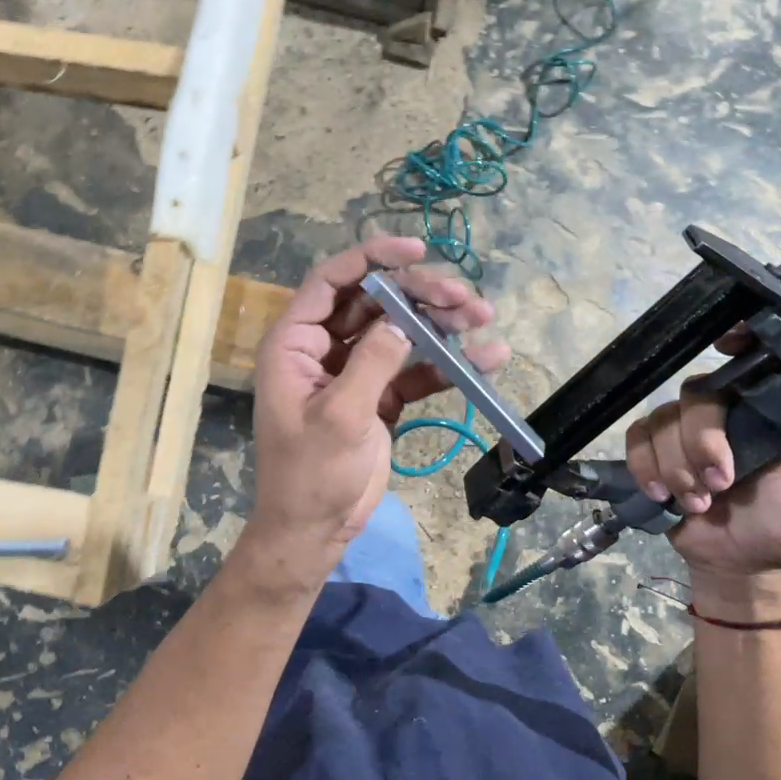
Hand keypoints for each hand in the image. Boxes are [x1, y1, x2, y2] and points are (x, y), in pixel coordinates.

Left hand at [250, 235, 506, 558]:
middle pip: (374, 304)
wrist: (315, 530)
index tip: (415, 249)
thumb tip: (404, 319)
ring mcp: (354, 372)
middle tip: (463, 297)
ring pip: (400, 332)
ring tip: (484, 320)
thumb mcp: (340, 416)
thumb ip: (372, 362)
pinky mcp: (379, 397)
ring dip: (440, 325)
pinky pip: (415, 370)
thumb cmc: (311, 474)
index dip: (371, 257)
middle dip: (419, 295)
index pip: (331, 282)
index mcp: (295, 344)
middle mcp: (323, 349)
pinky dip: (446, 365)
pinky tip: (485, 359)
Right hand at [624, 330, 780, 607]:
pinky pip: (636, 441)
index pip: (747, 359)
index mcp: (767, 408)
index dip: (735, 341)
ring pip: (662, 422)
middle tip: (721, 482)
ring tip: (699, 502)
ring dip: (677, 468)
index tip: (726, 342)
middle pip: (697, 395)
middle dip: (702, 442)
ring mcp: (683, 431)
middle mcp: (723, 411)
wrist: (741, 565)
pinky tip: (663, 496)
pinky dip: (645, 469)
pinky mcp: (653, 453)